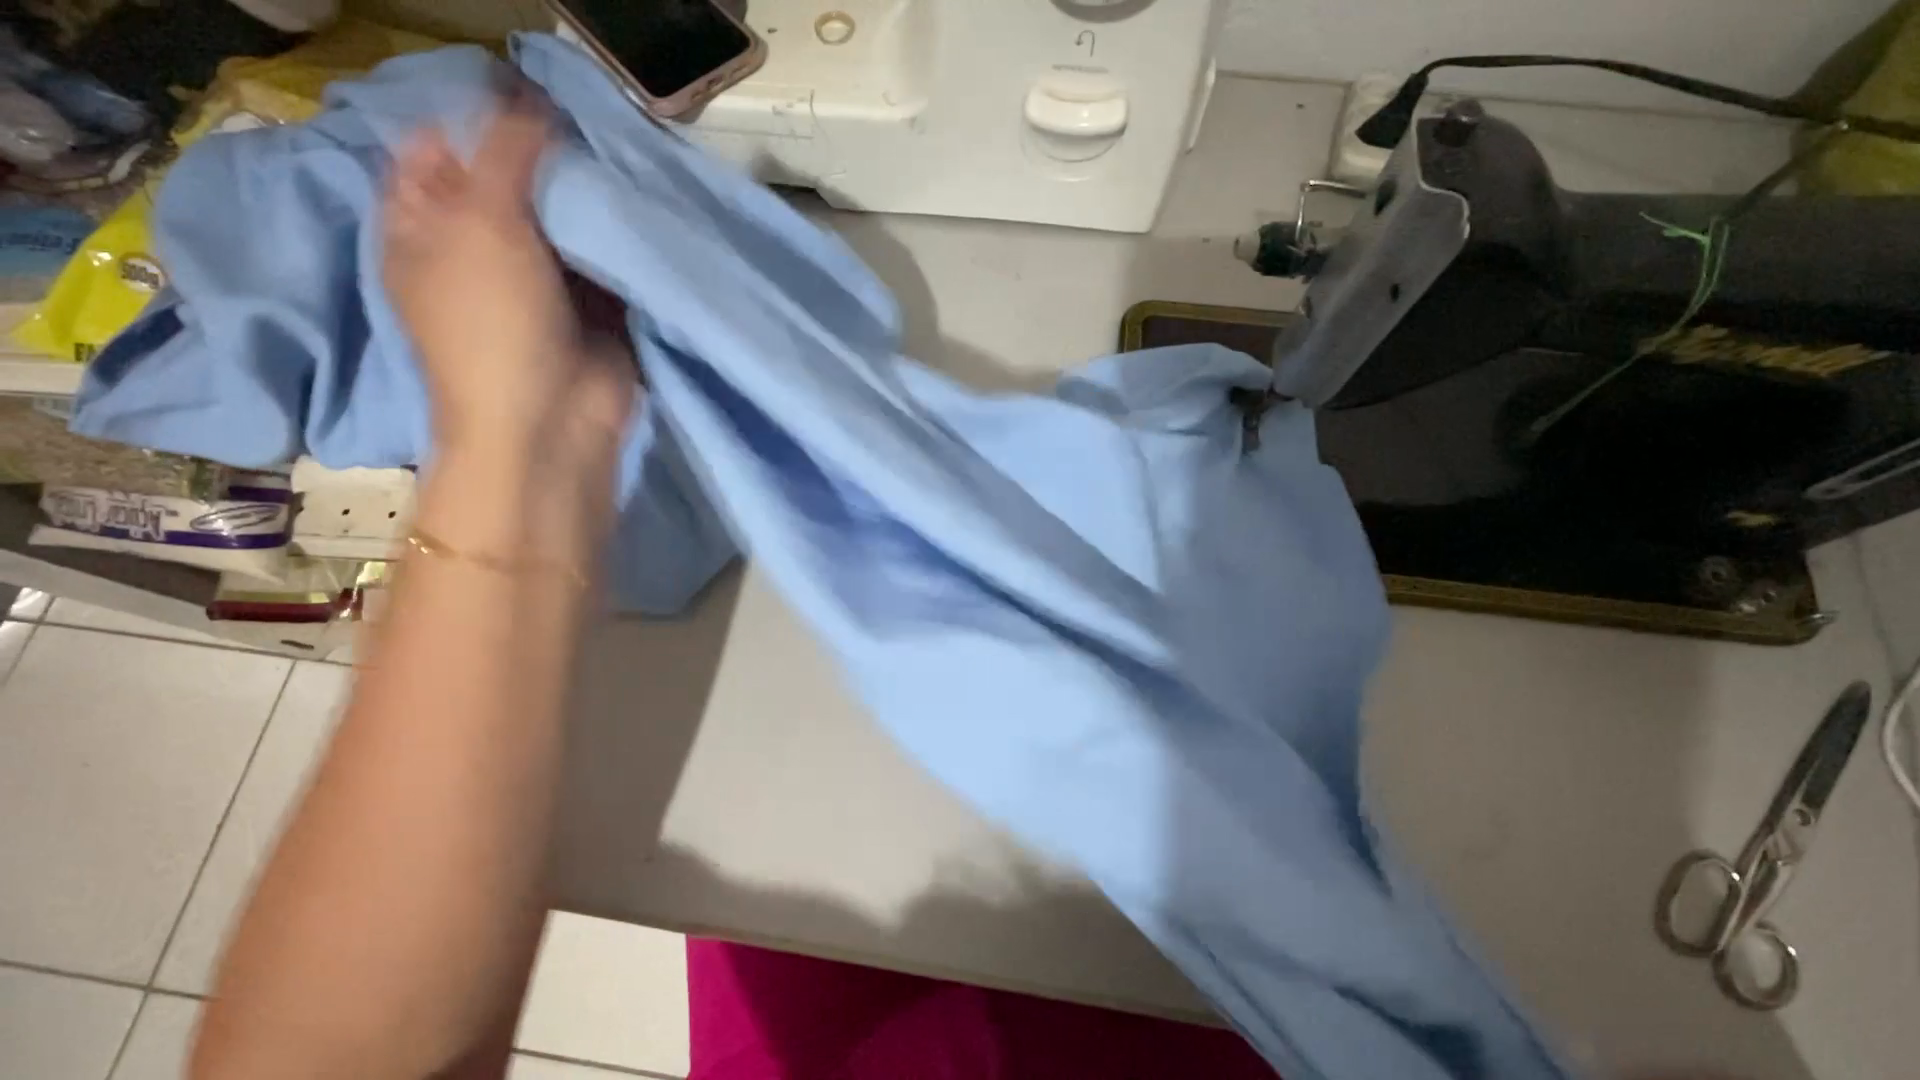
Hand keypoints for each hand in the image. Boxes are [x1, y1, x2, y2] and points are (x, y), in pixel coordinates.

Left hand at [381, 91, 636, 474]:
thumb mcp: (483, 223)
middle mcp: (476, 249)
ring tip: (618, 154)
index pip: (435, 153)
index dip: (470, 119)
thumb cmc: (494, 324)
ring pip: (561, 216)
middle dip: (543, 153)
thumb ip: (505, 152)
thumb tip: (530, 97)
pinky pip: (604, 254)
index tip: (522, 95)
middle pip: (507, 180)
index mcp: (422, 230)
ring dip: (586, 192)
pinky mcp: (590, 305)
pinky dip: (619, 234)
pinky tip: (638, 202)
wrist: (553, 422)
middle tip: (583, 122)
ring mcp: (537, 280)